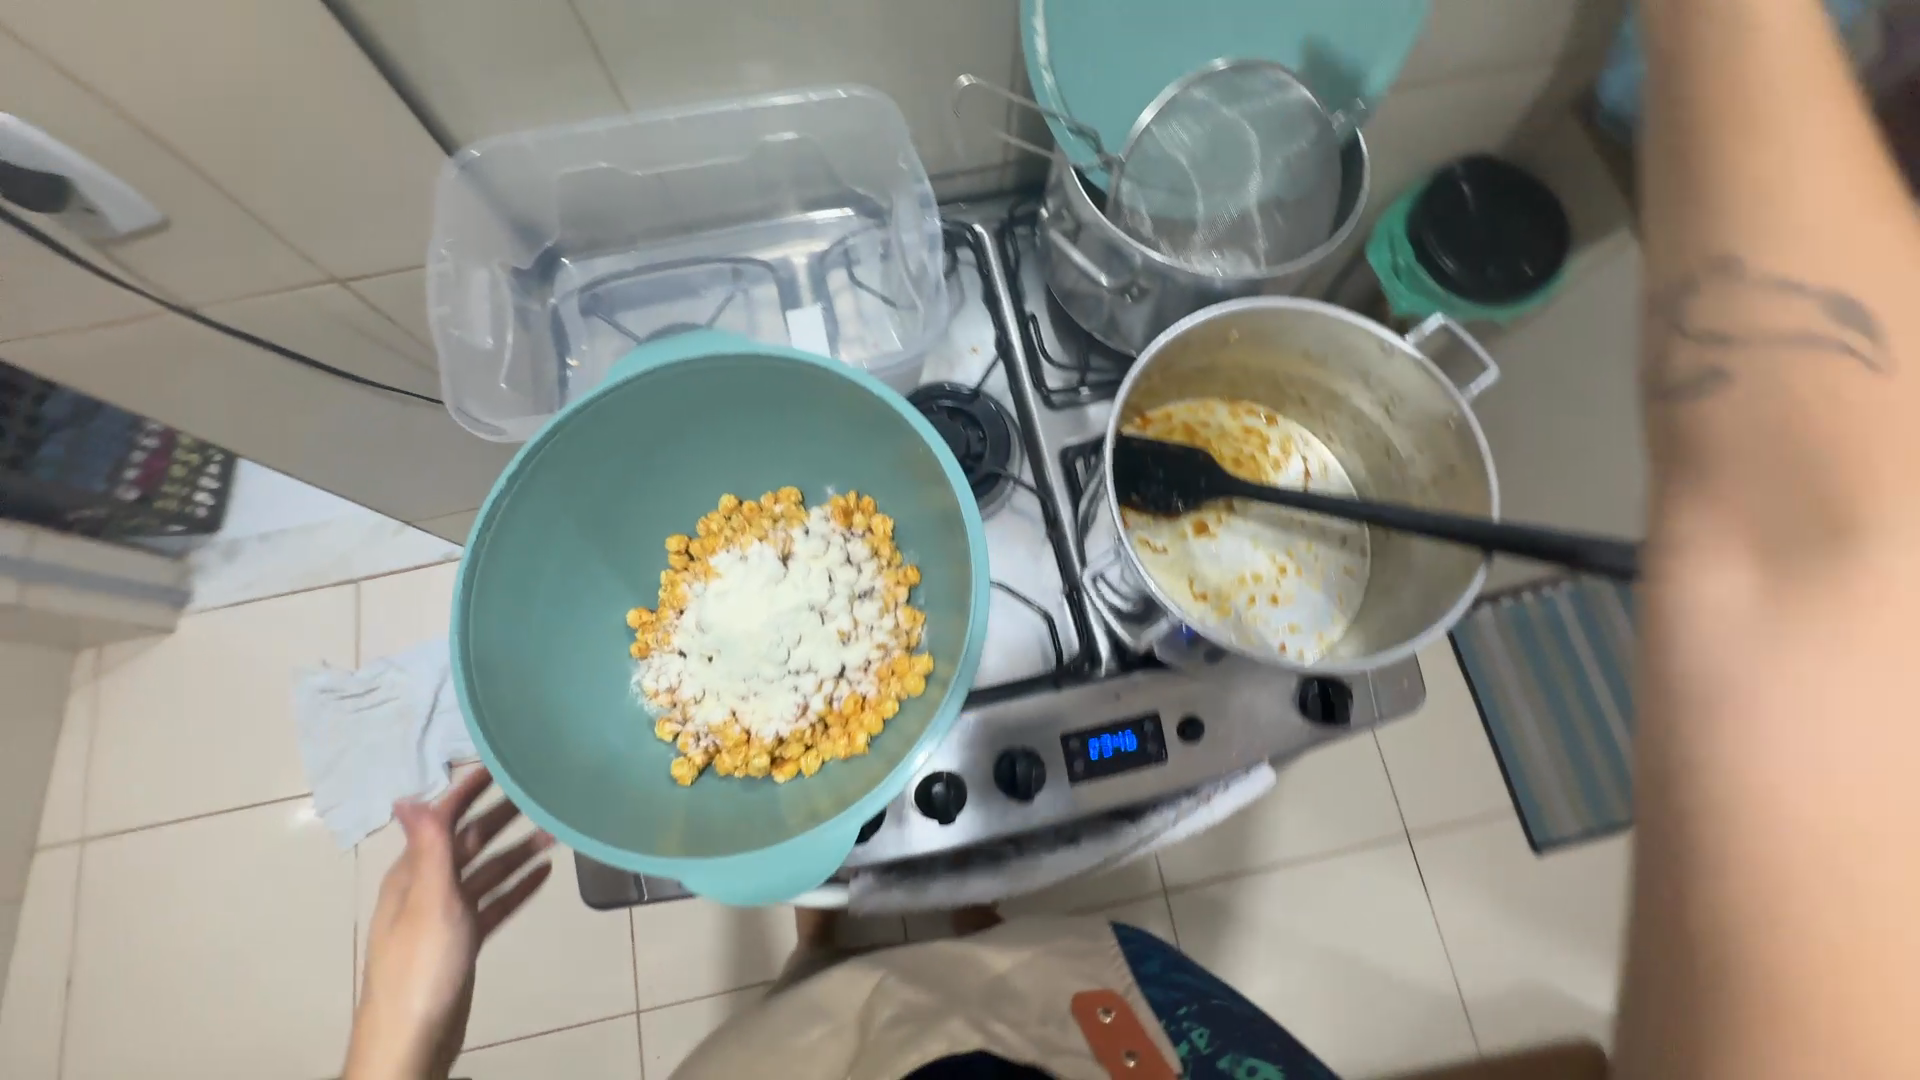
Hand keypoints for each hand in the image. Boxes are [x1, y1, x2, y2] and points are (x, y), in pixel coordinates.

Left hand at [344, 767, 554, 1079]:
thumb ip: (428, 848)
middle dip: (502, 815)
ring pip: (487, 870)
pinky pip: (495, 901)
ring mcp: (446, 915)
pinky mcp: (463, 939)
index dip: (468, 791)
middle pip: (469, 842)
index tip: (502, 763)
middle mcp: (428, 888)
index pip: (442, 819)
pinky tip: (544, 873)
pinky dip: (517, 885)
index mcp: (414, 875)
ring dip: (517, 850)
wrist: (412, 1041)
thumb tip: (408, 796)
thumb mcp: (431, 901)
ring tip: (555, 832)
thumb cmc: (422, 966)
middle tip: (542, 790)